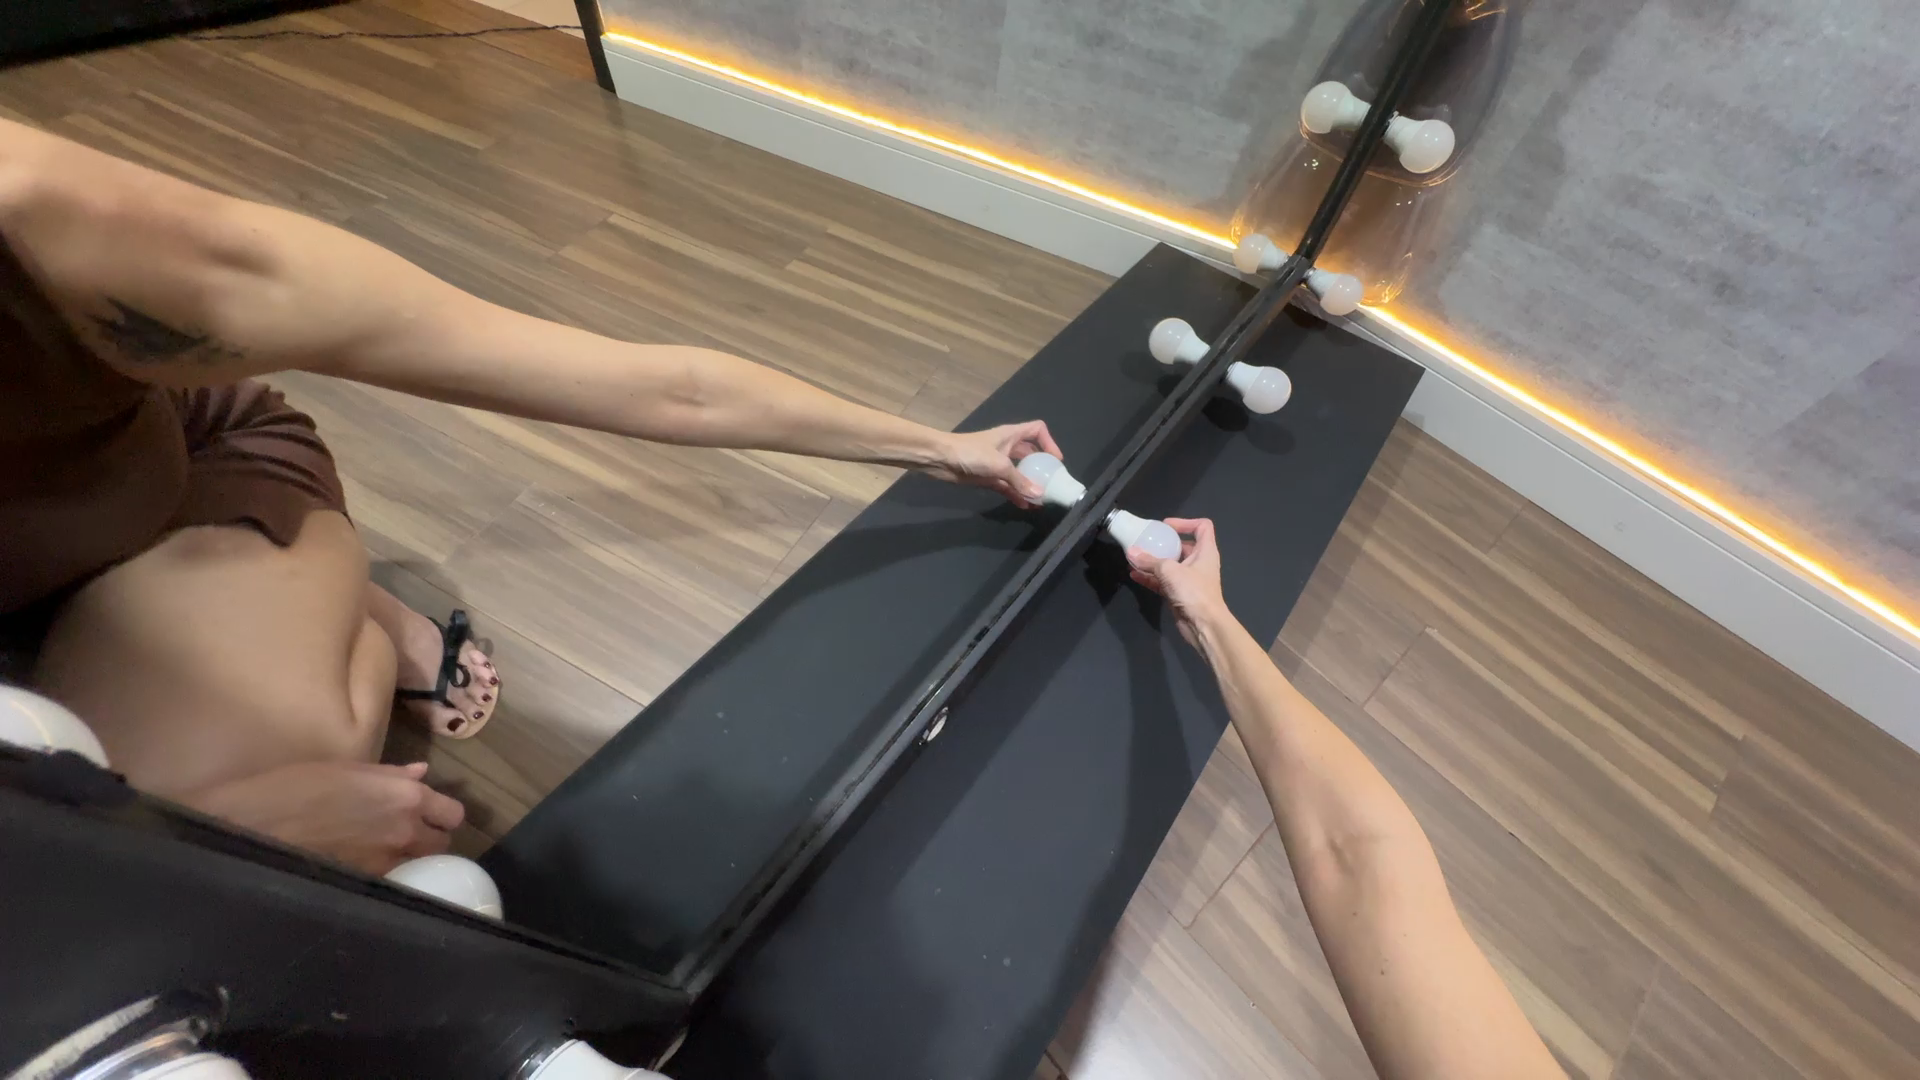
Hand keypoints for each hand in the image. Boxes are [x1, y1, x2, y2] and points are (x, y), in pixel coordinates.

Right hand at [185, 761, 465, 874]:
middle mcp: (403, 832)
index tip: (430, 816)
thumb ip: (391, 775)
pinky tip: (362, 872)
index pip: (453, 814)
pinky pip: (386, 883)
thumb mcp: (347, 770)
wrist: (237, 827)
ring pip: (416, 867)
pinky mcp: (354, 886)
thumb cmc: (290, 788)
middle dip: (430, 840)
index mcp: (407, 798)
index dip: (442, 816)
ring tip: (384, 855)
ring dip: (409, 861)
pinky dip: (382, 878)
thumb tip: (421, 773)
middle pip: (440, 844)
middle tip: (409, 837)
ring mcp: (381, 863)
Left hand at [918, 421, 1062, 507]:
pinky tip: (1024, 505)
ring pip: (1018, 473)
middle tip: (1051, 482)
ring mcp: (997, 463)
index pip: (1037, 430)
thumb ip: (1019, 479)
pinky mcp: (988, 477)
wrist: (940, 459)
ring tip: (1040, 498)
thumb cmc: (970, 453)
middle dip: (1041, 467)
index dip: (1049, 442)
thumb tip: (1039, 494)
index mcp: (1011, 435)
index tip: (1055, 461)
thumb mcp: (999, 465)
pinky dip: (1015, 494)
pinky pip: (1007, 486)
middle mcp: (1007, 447)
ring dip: (1028, 484)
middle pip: (1030, 454)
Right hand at [1126, 517, 1229, 647]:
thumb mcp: (1170, 571)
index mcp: (1205, 551)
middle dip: (1163, 543)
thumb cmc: (1194, 592)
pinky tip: (1134, 574)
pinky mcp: (1179, 593)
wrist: (1203, 625)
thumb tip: (1130, 552)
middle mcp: (1199, 563)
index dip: (1185, 522)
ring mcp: (1189, 579)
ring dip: (1153, 561)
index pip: (1202, 527)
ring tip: (1134, 558)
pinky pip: (1162, 581)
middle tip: (1146, 541)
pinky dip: (1150, 577)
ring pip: (1169, 565)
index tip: (1166, 526)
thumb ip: (1149, 561)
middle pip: (1182, 546)